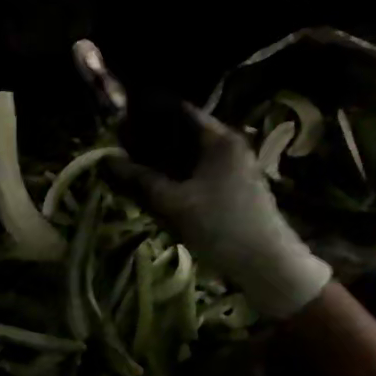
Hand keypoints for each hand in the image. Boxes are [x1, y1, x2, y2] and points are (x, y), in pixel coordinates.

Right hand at [106, 105, 333, 319]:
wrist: (270, 267)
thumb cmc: (221, 227)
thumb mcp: (174, 203)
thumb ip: (139, 178)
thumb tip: (106, 159)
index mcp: (218, 138)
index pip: (178, 109)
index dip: (147, 110)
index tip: (120, 118)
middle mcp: (228, 144)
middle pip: (183, 130)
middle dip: (151, 136)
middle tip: (120, 144)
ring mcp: (234, 165)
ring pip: (190, 151)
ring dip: (162, 156)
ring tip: (132, 164)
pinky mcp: (234, 185)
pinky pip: (198, 168)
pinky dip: (177, 171)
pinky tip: (156, 183)